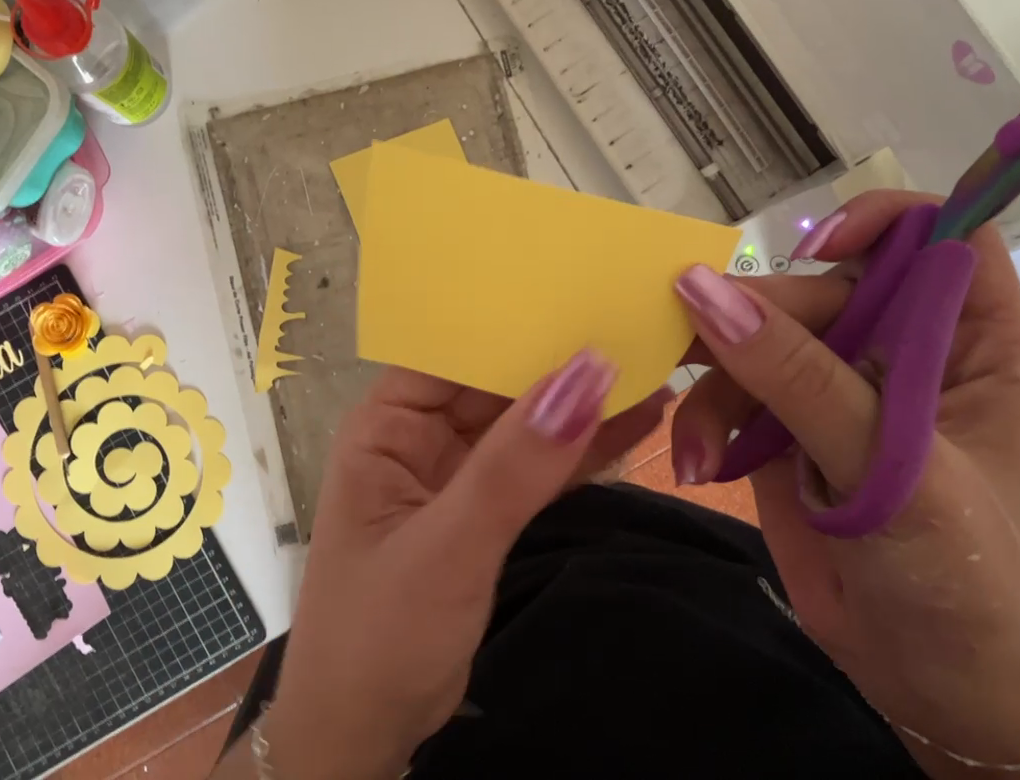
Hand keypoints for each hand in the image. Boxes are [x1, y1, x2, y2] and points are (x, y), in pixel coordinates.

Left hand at [262, 354, 672, 778]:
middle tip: (634, 316)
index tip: (581, 287)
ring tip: (654, 360)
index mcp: (386, 426)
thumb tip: (587, 371)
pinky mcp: (484, 515)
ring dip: (580, 404)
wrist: (365, 732)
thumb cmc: (381, 632)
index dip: (511, 318)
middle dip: (557, 358)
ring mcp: (455, 477)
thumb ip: (516, 464)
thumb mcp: (449, 544)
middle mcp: (418, 438)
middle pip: (494, 383)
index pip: (451, 351)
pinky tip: (637, 421)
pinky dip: (581, 452)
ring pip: (523, 426)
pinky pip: (537, 470)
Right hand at [669, 190, 1019, 768]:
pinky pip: (727, 390)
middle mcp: (896, 356)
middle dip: (756, 319)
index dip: (884, 222)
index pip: (939, 241)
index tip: (816, 246)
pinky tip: (698, 463)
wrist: (929, 684)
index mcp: (965, 349)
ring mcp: (832, 392)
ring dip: (714, 383)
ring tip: (698, 445)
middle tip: (697, 352)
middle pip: (816, 288)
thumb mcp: (890, 471)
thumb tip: (700, 289)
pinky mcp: (780, 429)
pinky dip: (702, 420)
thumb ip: (798, 377)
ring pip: (755, 337)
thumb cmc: (958, 578)